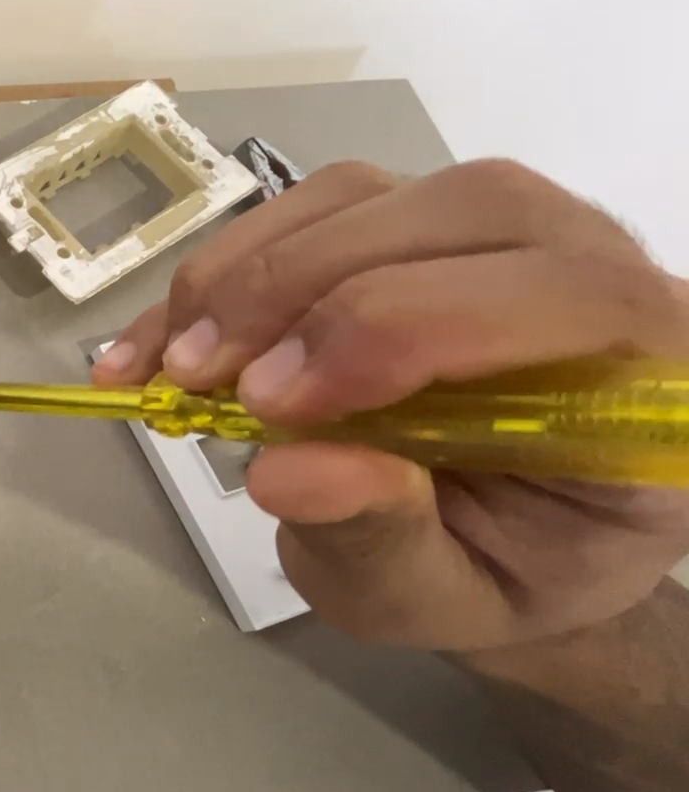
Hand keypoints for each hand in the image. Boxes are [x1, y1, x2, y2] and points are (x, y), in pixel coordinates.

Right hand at [92, 159, 688, 650]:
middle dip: (288, 289)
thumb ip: (380, 539)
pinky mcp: (392, 230)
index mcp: (650, 375)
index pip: (556, 295)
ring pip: (353, 194)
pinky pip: (293, 214)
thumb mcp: (434, 597)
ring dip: (233, 274)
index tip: (262, 408)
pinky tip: (151, 346)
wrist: (479, 536)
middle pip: (445, 210)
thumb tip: (284, 473)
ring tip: (168, 366)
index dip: (389, 330)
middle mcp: (589, 268)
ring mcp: (483, 235)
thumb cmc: (481, 573)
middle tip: (190, 378)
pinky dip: (206, 277)